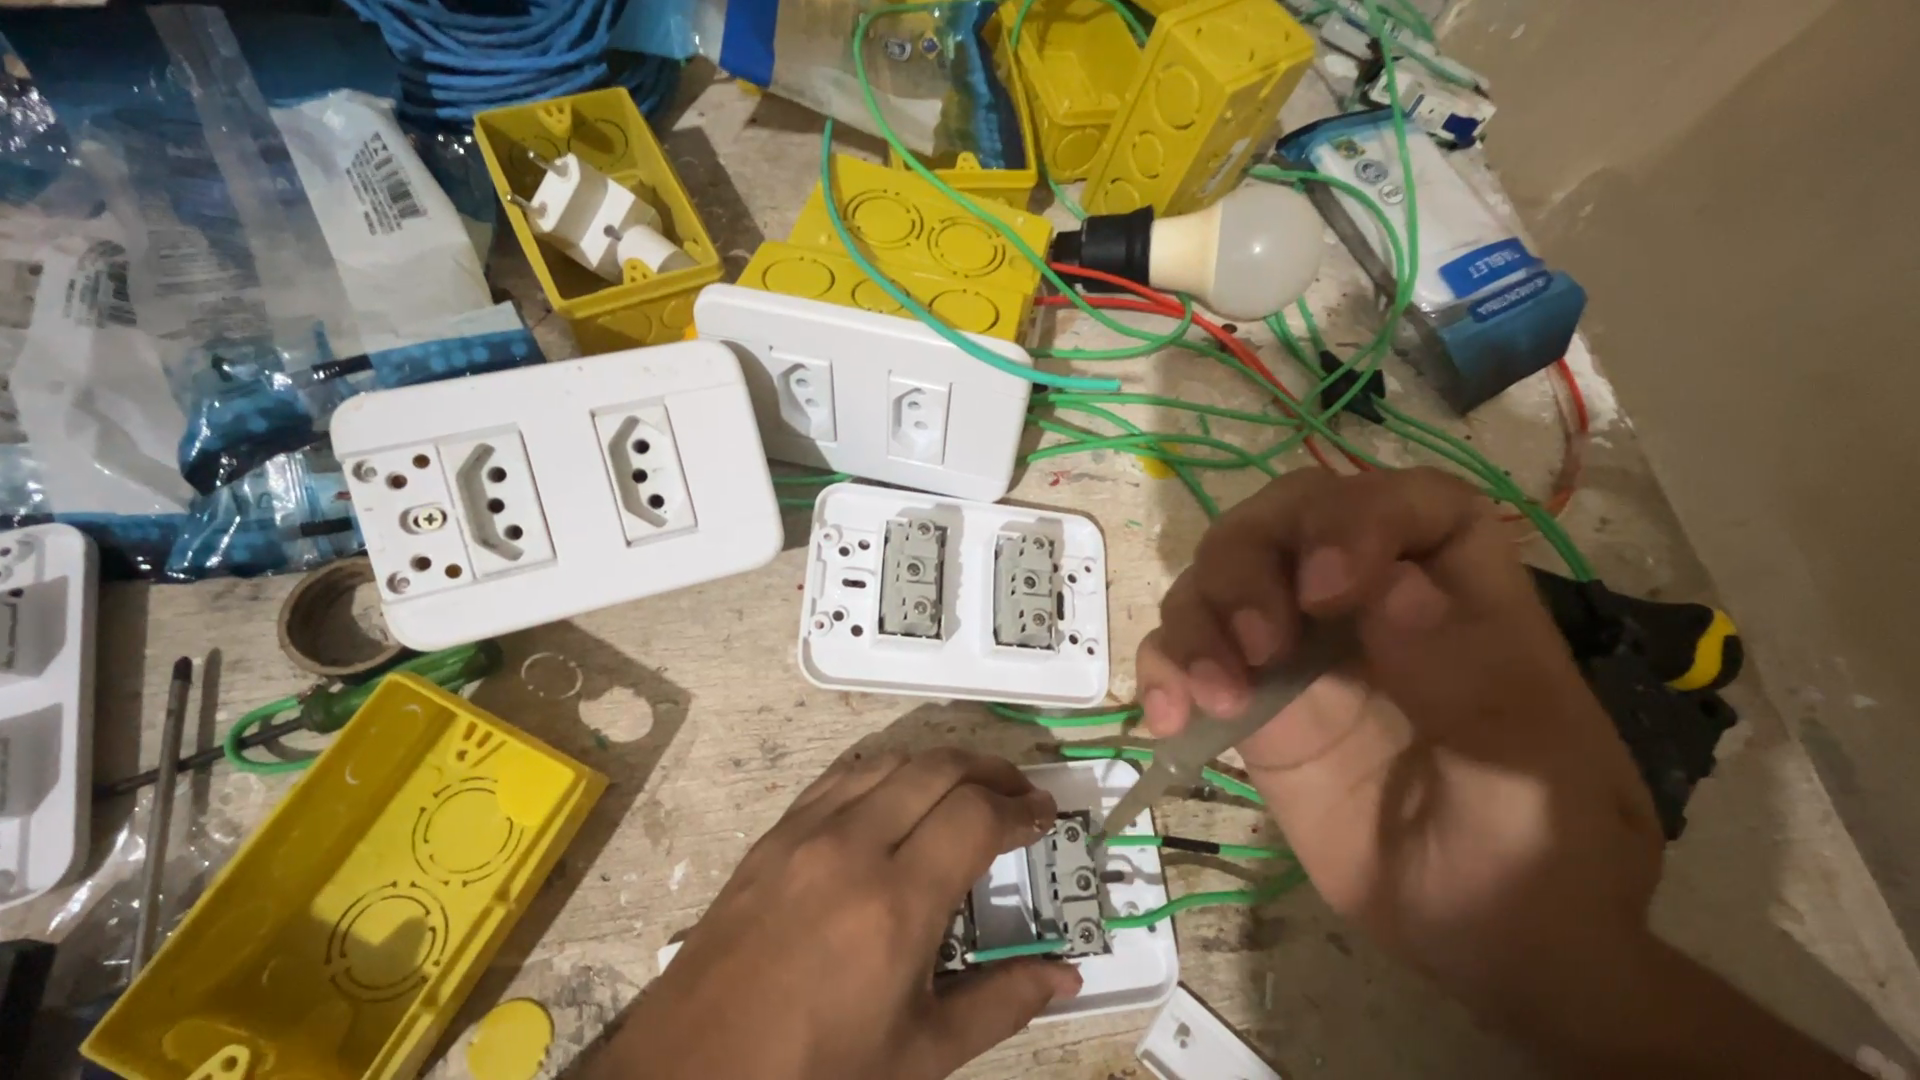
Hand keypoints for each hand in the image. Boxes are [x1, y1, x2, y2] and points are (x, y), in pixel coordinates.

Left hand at [602, 748, 1080, 1079]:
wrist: (695, 1067)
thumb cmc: (815, 1068)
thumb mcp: (919, 1054)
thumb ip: (1000, 1004)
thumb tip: (1066, 978)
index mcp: (896, 903)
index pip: (977, 817)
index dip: (1021, 809)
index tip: (1044, 815)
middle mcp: (853, 847)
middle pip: (938, 769)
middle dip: (990, 770)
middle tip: (1019, 791)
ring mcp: (807, 832)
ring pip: (890, 761)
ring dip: (940, 763)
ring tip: (969, 785)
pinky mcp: (774, 833)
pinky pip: (841, 776)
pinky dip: (886, 770)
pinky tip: (898, 791)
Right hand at [1135, 468, 1662, 1013]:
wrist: (1477, 940)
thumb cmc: (1538, 858)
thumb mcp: (1533, 774)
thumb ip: (1470, 679)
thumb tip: (1393, 587)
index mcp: (1458, 599)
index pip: (1409, 503)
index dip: (1361, 517)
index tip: (1332, 588)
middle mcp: (1366, 606)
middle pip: (1287, 521)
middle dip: (1253, 561)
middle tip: (1261, 642)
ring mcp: (1298, 652)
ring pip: (1220, 578)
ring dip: (1200, 619)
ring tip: (1217, 698)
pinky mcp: (1248, 702)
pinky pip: (1183, 654)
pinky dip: (1163, 670)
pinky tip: (1170, 720)